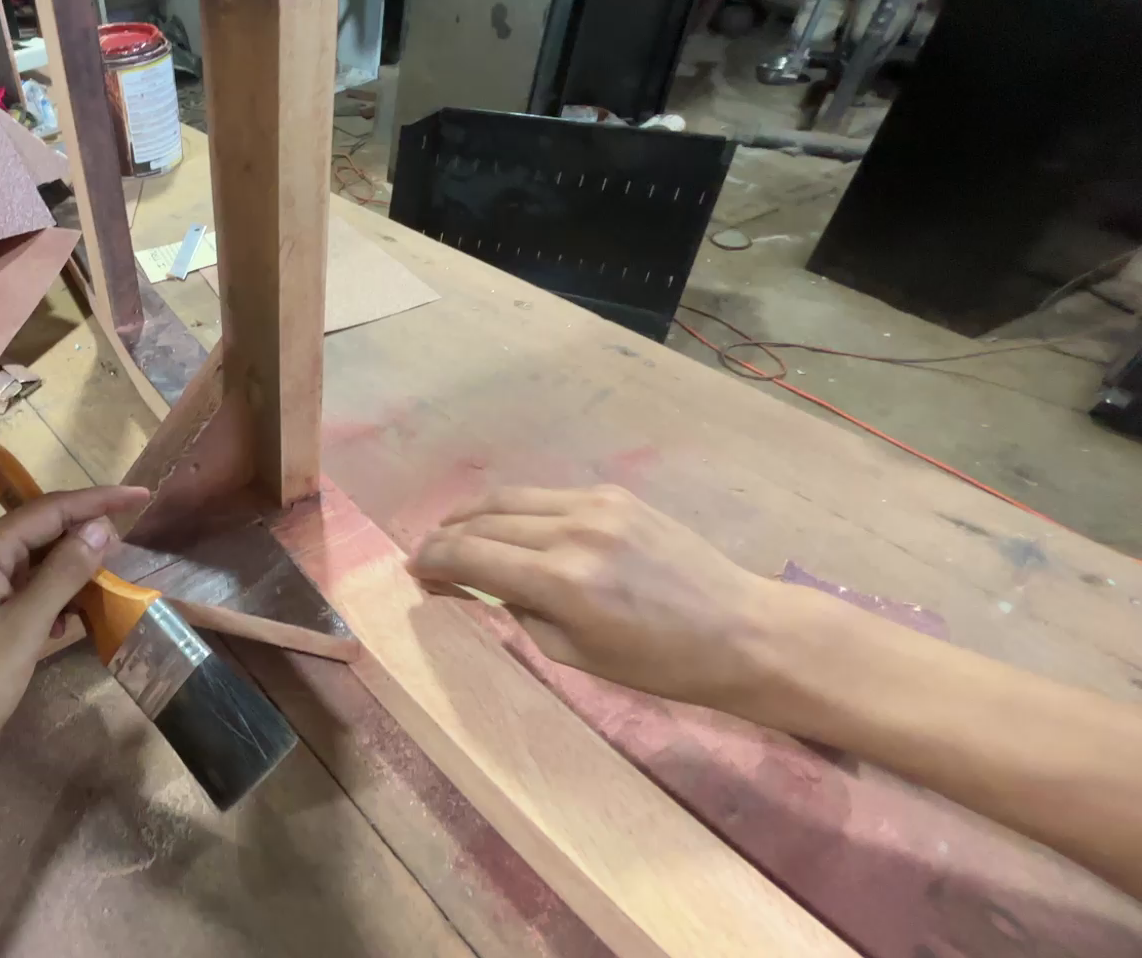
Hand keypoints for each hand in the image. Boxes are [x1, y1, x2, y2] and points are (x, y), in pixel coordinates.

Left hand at [0, 484, 149, 777]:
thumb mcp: (24, 628)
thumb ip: (64, 573)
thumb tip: (101, 527)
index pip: (49, 509)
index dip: (98, 500)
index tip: (140, 494)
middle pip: (41, 529)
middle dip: (85, 534)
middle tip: (127, 550)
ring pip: (34, 560)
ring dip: (70, 569)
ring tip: (108, 582)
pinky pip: (22, 587)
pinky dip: (51, 595)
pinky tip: (70, 617)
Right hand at [408, 484, 829, 709]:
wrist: (745, 632)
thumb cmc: (659, 664)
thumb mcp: (573, 654)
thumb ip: (514, 611)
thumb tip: (471, 584)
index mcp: (561, 582)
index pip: (469, 555)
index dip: (431, 560)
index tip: (413, 569)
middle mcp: (571, 532)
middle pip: (480, 521)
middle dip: (443, 536)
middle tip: (426, 554)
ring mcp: (593, 505)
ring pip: (505, 499)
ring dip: (469, 514)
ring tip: (451, 530)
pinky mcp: (611, 494)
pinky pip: (541, 496)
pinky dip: (510, 508)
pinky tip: (503, 523)